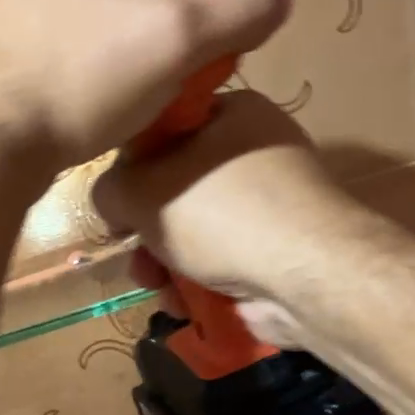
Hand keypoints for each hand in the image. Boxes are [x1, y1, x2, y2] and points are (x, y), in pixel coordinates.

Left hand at [0, 0, 283, 175]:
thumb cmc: (82, 77)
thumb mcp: (179, 35)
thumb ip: (243, 5)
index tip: (229, 4)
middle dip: (188, 2)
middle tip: (204, 51)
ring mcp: (24, 0)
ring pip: (118, 4)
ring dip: (157, 39)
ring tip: (173, 82)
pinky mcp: (16, 47)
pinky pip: (88, 39)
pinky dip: (119, 62)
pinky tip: (131, 100)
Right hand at [92, 91, 371, 345]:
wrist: (307, 275)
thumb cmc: (220, 214)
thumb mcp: (141, 192)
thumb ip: (108, 190)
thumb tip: (111, 203)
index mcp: (232, 113)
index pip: (164, 131)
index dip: (130, 167)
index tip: (114, 202)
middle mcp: (254, 150)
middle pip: (175, 186)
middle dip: (146, 230)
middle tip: (132, 255)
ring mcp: (272, 201)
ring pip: (194, 228)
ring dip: (164, 262)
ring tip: (155, 286)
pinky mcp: (280, 246)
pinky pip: (222, 256)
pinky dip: (197, 279)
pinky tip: (182, 301)